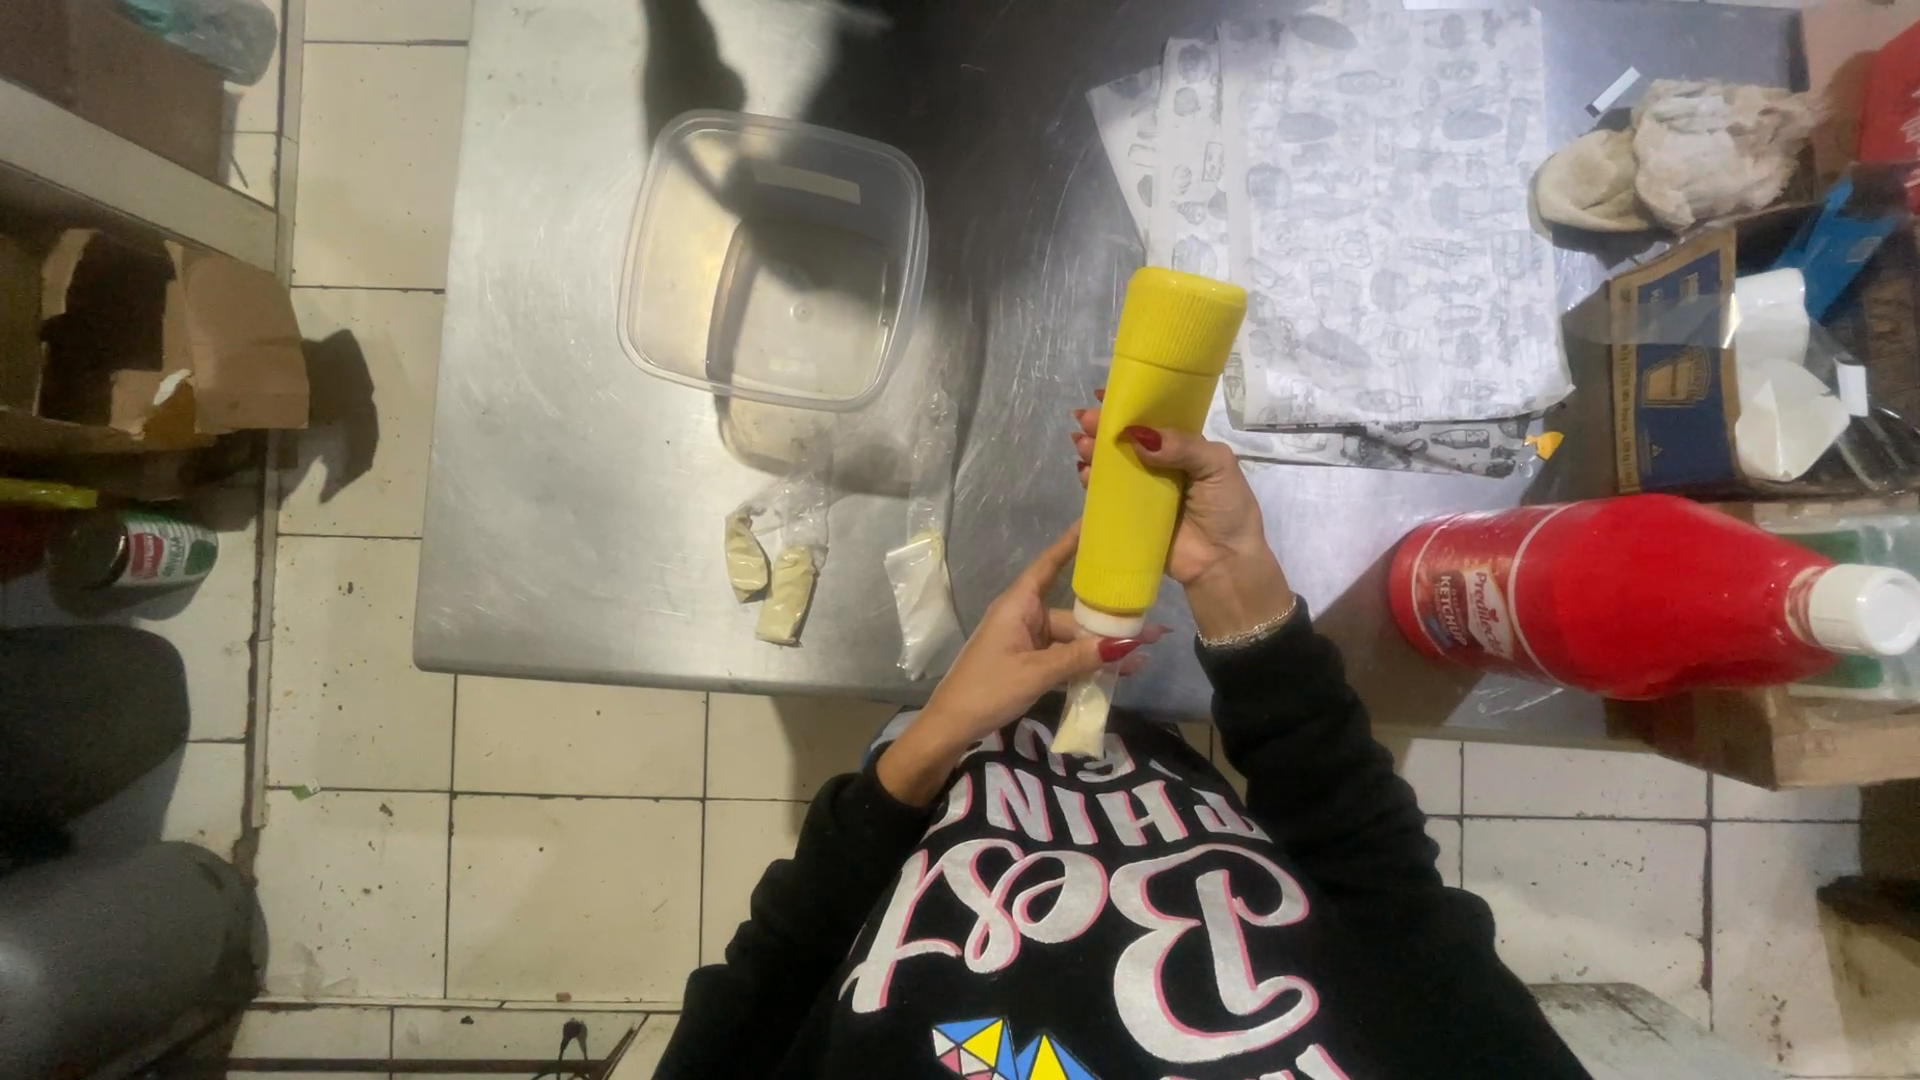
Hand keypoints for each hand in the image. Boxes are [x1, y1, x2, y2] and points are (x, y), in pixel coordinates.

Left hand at [875, 525, 1162, 805]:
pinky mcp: (1029, 664)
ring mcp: (1027, 642)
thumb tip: (1127, 643)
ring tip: (1147, 654)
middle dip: (1109, 623)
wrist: (951, 727)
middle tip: (1154, 629)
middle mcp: (1024, 617)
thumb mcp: (1036, 673)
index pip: (1048, 565)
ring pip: (1073, 640)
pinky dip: (1087, 665)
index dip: (1071, 544)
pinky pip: (1064, 658)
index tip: (1095, 523)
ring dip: (1103, 650)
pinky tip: (1119, 673)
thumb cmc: (986, 689)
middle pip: (1073, 613)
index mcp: (1018, 605)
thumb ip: (1080, 658)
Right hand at [1071, 402, 1295, 639]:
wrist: (1224, 564)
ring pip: (1113, 464)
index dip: (1132, 405)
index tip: (1106, 394)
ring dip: (1094, 451)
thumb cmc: (1228, 511)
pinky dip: (1091, 482)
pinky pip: (1106, 495)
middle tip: (1085, 419)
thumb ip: (1183, 446)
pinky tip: (1083, 472)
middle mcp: (1161, 465)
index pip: (1154, 419)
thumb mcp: (1218, 466)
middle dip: (1104, 427)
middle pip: (1127, 440)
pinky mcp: (1129, 515)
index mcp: (1185, 448)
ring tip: (1081, 443)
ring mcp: (1143, 491)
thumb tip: (1138, 436)